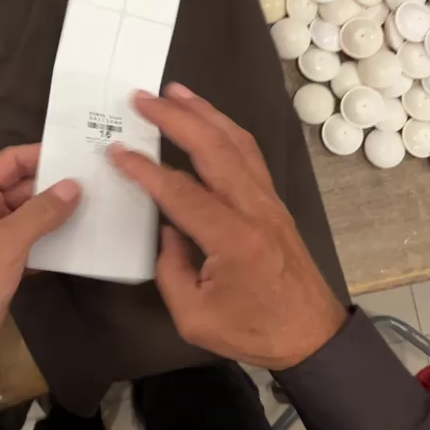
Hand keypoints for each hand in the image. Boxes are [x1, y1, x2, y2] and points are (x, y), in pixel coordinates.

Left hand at [0, 144, 80, 394]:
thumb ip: (41, 212)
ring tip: (98, 208)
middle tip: (99, 182)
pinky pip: (28, 245)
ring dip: (56, 217)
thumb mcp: (5, 242)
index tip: (80, 153)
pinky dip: (49, 245)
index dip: (43, 155)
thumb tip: (74, 185)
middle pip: (21, 188)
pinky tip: (79, 244)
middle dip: (55, 187)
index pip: (10, 161)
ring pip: (27, 218)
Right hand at [107, 83, 345, 370]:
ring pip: (236, 143)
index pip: (181, 192)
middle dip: (176, 119)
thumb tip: (170, 230)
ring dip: (205, 113)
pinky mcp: (275, 202)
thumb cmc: (253, 331)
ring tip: (176, 92)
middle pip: (213, 149)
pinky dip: (226, 130)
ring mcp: (269, 201)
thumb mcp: (194, 317)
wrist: (312, 337)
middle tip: (143, 98)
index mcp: (233, 239)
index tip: (117, 151)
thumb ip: (171, 269)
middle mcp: (254, 209)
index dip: (146, 170)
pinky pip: (250, 154)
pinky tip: (210, 120)